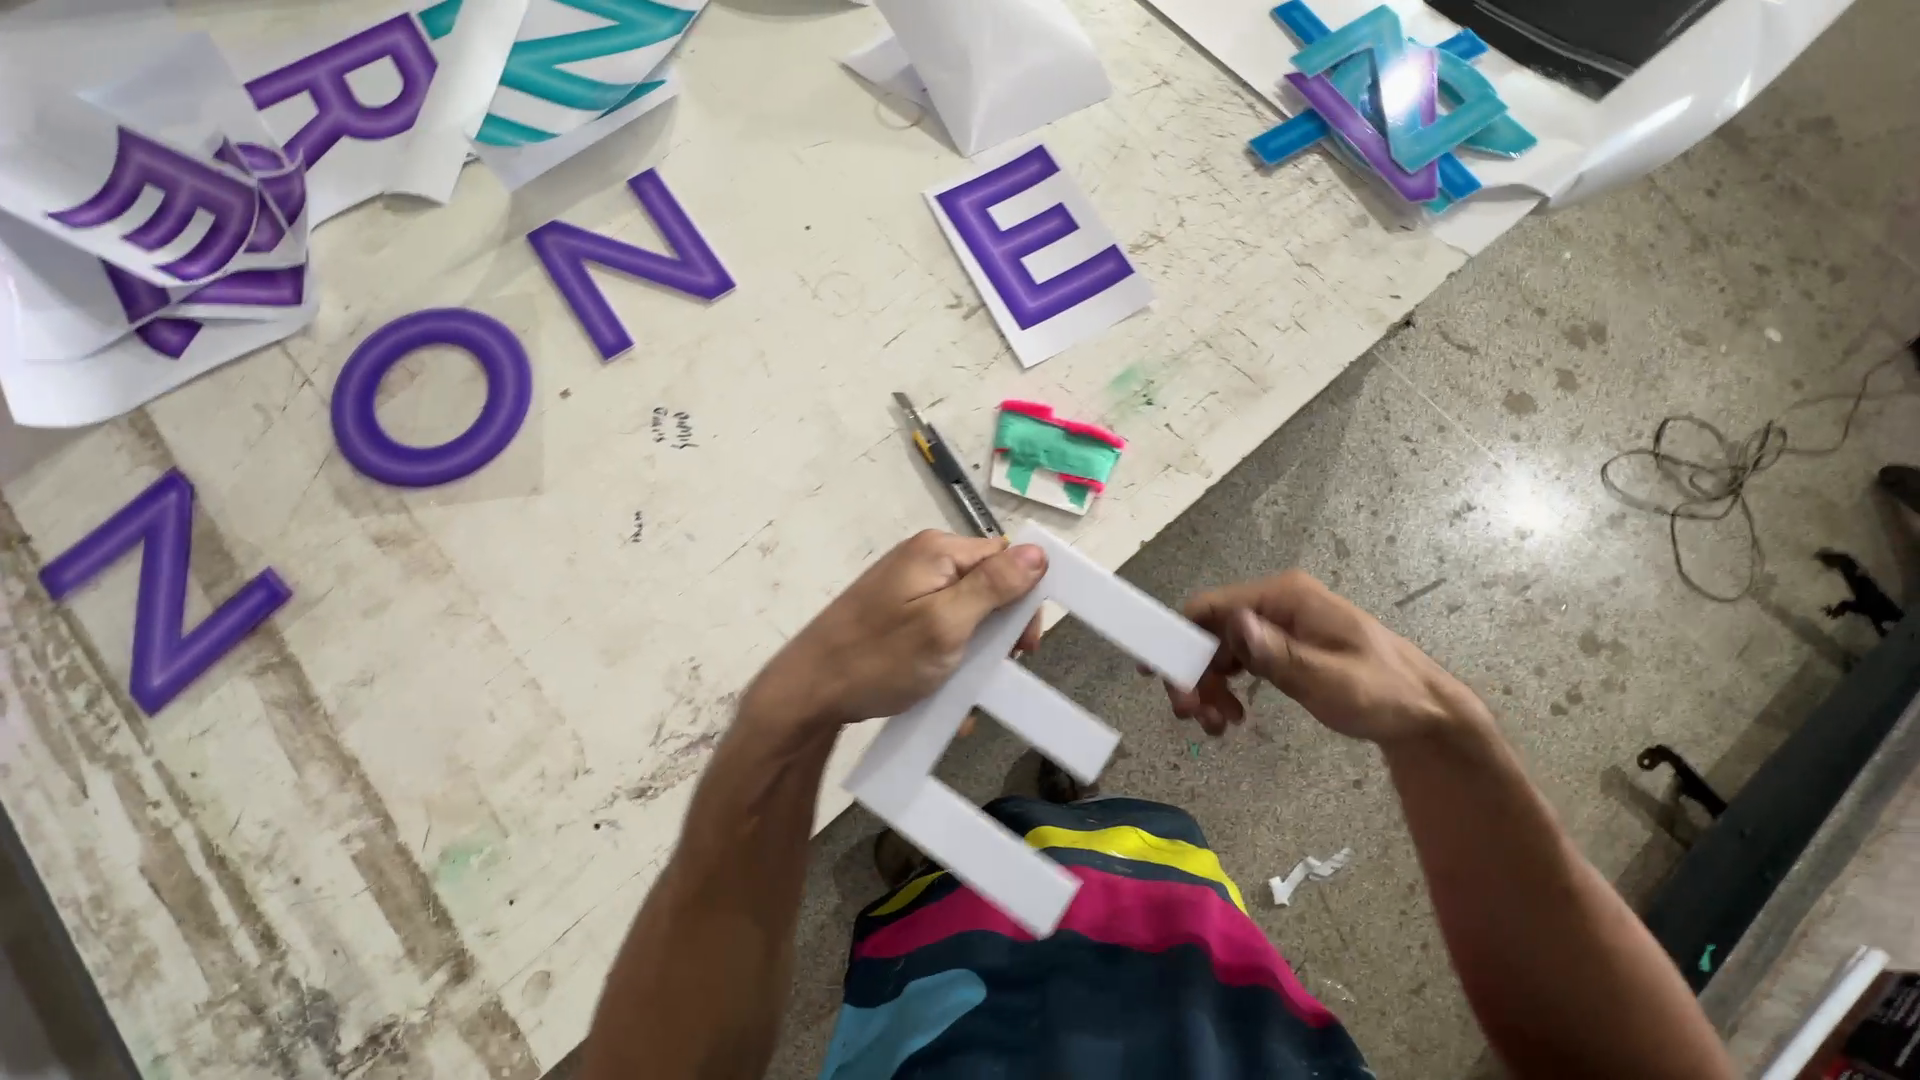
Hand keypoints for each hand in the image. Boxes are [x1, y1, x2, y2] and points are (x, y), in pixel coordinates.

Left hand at [743, 530, 1046, 733]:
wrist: (807, 695)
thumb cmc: (877, 660)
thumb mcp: (945, 625)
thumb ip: (993, 587)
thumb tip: (1039, 551)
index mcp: (936, 551)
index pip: (1006, 558)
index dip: (1023, 599)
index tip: (1022, 645)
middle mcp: (922, 560)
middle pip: (988, 585)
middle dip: (998, 630)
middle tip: (992, 670)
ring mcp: (906, 588)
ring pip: (966, 613)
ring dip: (975, 652)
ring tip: (965, 687)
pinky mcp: (895, 615)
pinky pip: (940, 629)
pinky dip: (950, 657)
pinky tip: (945, 687)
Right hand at [1167, 570, 1481, 744]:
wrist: (1425, 715)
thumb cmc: (1384, 694)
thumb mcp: (1330, 680)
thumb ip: (1278, 654)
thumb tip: (1234, 622)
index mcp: (1285, 598)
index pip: (1211, 607)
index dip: (1176, 636)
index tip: (1156, 675)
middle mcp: (1276, 604)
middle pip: (1209, 631)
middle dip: (1193, 673)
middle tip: (1191, 715)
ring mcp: (1278, 625)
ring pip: (1218, 651)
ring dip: (1208, 688)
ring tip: (1217, 727)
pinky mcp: (1282, 647)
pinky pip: (1238, 664)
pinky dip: (1226, 690)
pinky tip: (1233, 719)